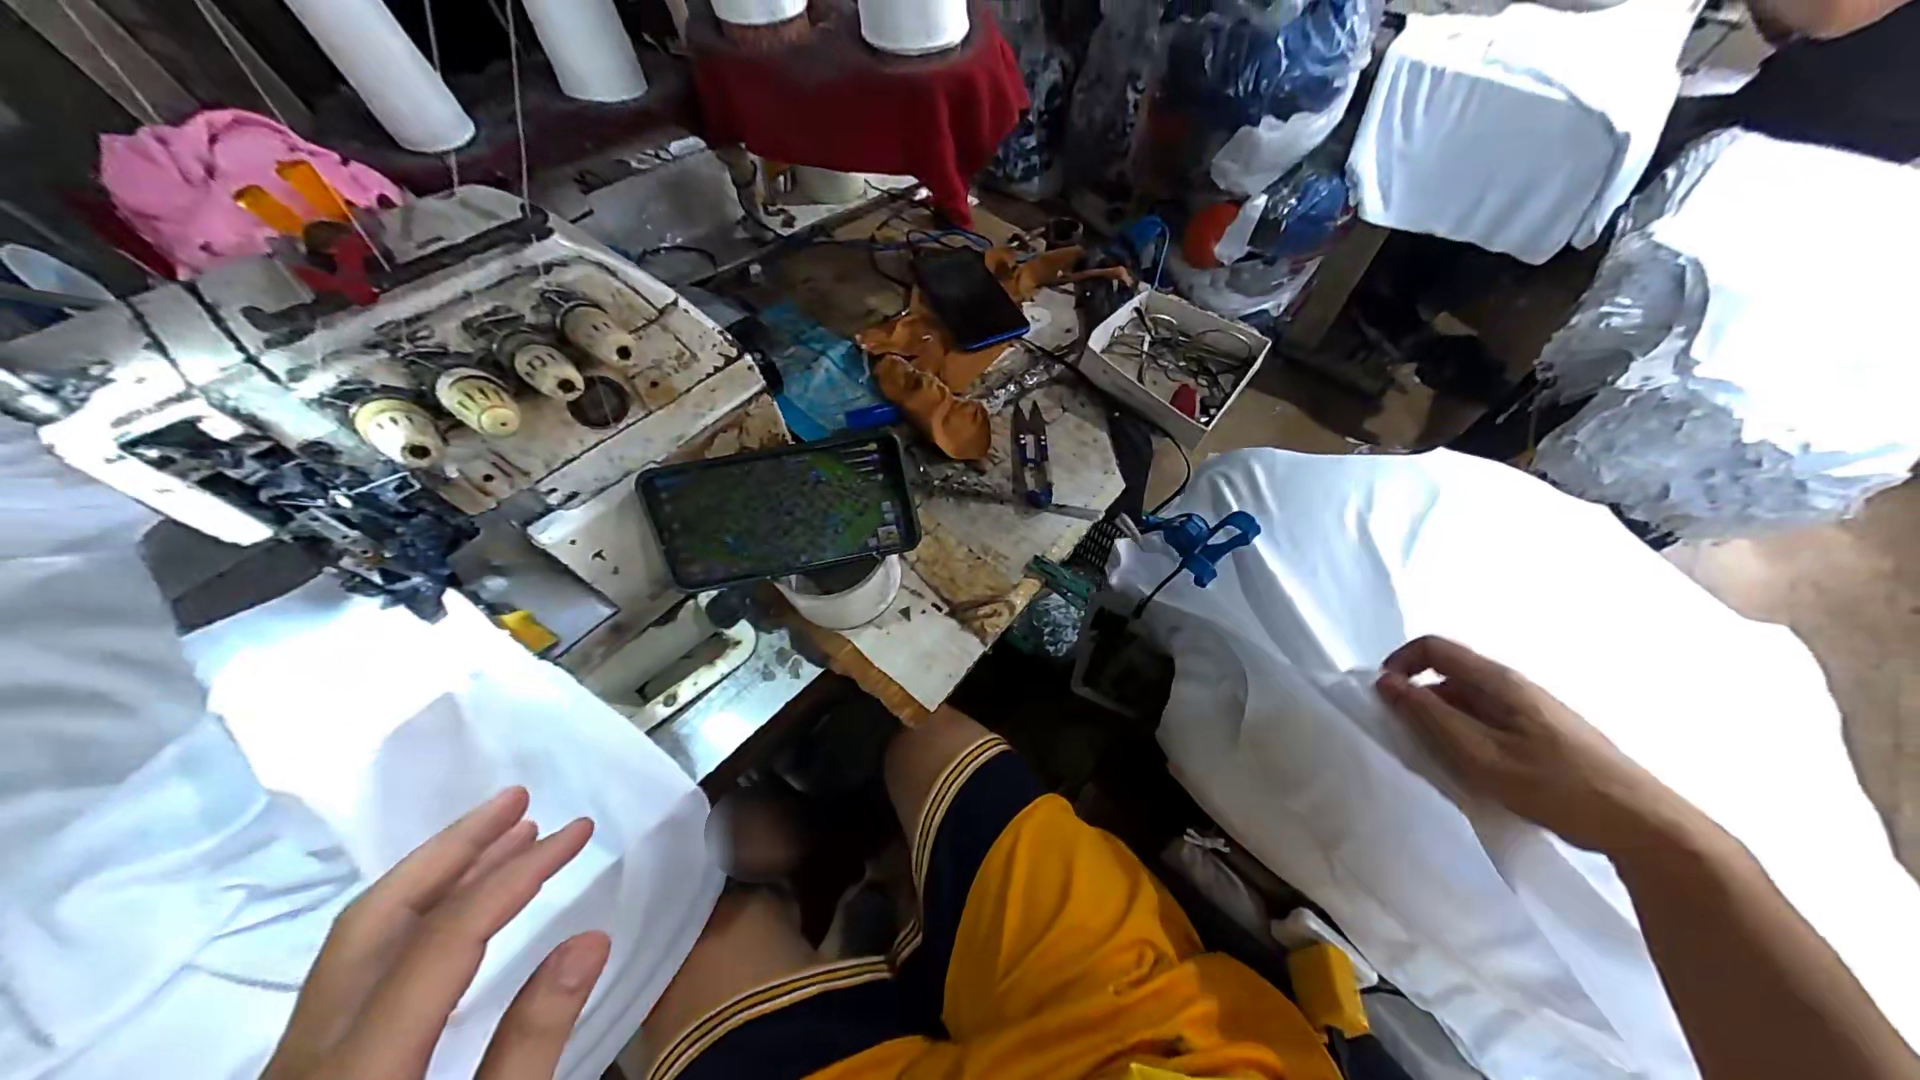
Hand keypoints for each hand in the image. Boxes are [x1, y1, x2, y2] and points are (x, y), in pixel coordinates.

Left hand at [264, 788, 610, 1079]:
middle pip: (376, 918)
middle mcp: (307, 1055)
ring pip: (357, 939)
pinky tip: (457, 906)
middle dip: (456, 846)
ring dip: (436, 872)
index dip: (518, 873)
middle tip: (522, 800)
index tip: (578, 832)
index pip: (446, 937)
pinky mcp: (304, 1072)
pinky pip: (357, 966)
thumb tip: (588, 938)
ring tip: (505, 832)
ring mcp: (293, 1064)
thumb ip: (532, 1044)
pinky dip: (415, 914)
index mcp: (357, 1073)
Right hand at [1376, 636, 1693, 853]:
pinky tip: (1479, 773)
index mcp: (1499, 681)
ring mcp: (1531, 708)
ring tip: (1448, 765)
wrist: (1649, 829)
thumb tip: (1385, 681)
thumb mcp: (1480, 755)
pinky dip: (1467, 737)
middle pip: (1446, 675)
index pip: (1432, 647)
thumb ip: (1429, 716)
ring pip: (1465, 701)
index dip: (1398, 664)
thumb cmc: (1559, 787)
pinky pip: (1486, 720)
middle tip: (1414, 744)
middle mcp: (1514, 685)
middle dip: (1418, 702)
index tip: (1385, 701)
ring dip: (1442, 724)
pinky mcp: (1542, 732)